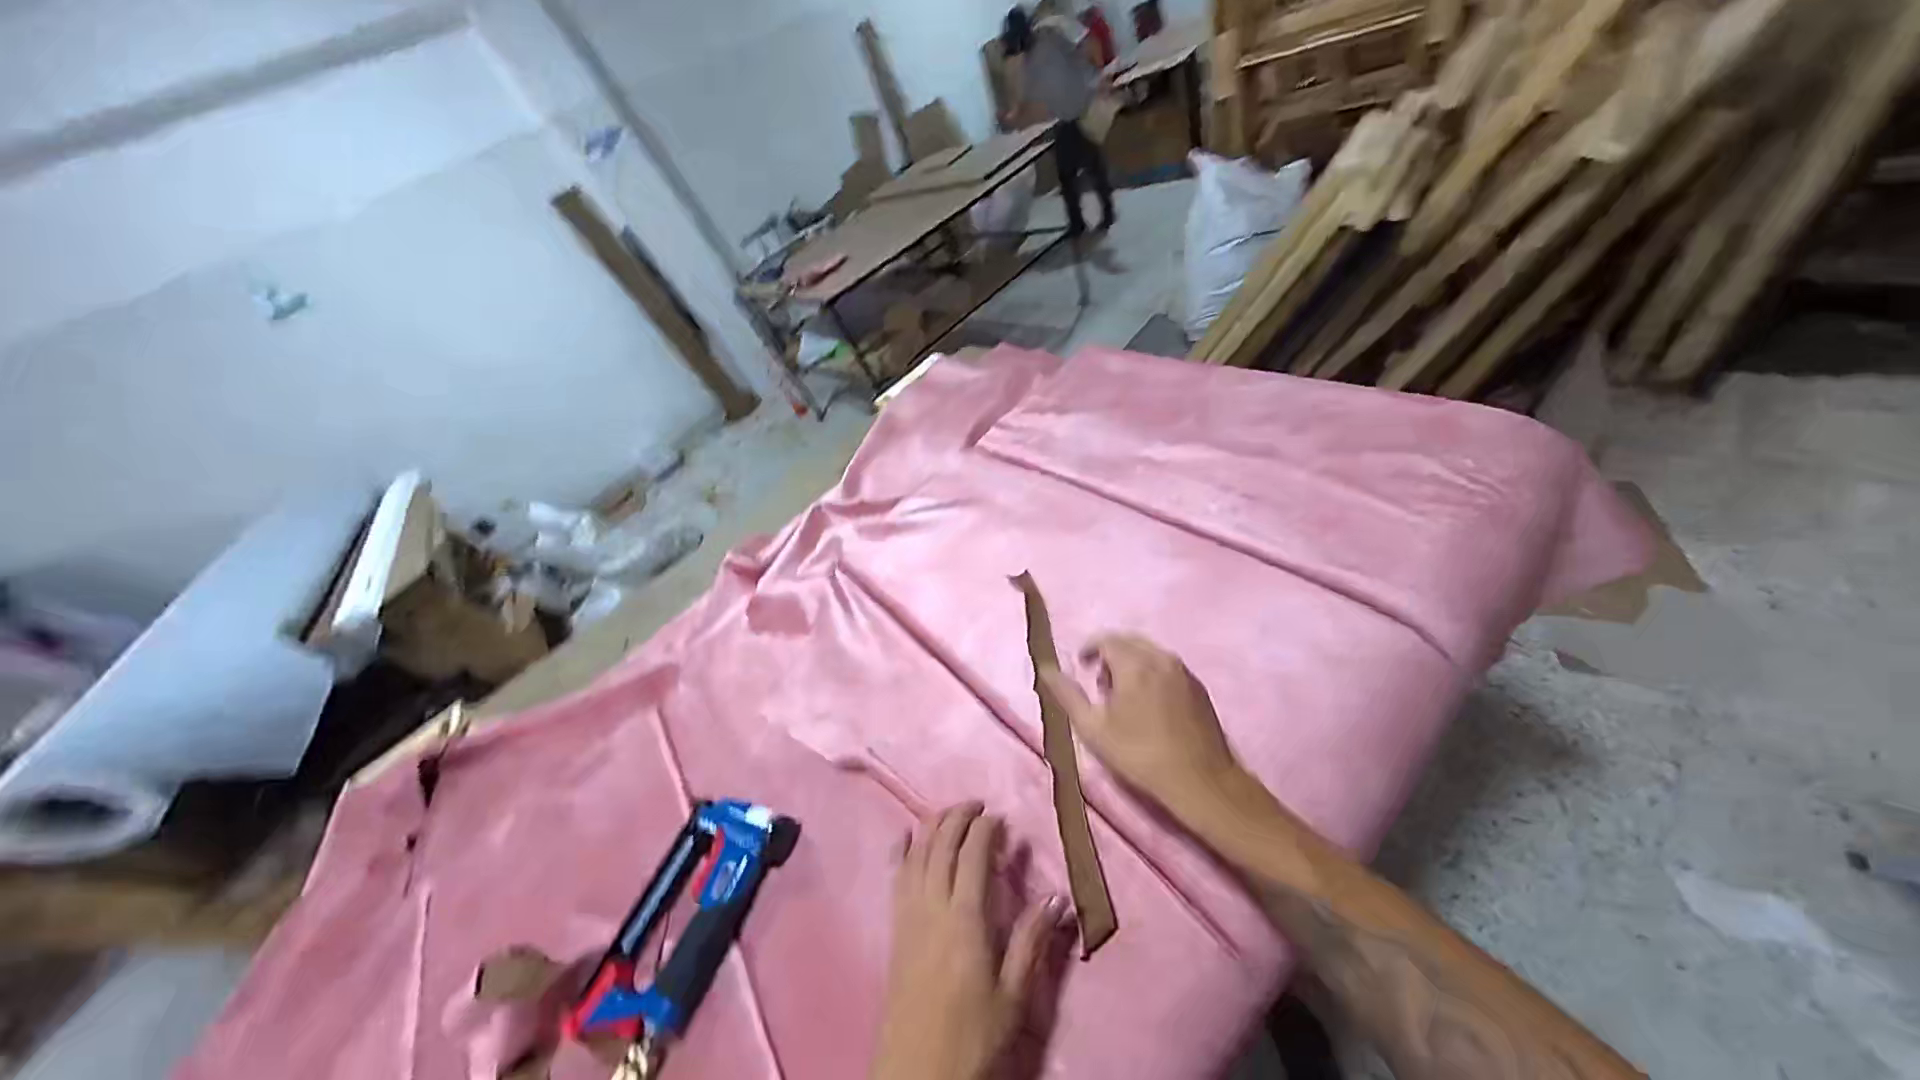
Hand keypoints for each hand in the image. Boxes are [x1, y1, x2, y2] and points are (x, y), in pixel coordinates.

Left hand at [870, 803, 1068, 1079]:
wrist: (916, 1074)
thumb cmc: (972, 1037)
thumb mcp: (1013, 996)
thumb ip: (1032, 941)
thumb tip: (1059, 897)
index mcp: (965, 919)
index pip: (973, 856)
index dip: (985, 829)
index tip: (999, 816)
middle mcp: (932, 906)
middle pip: (940, 845)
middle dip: (957, 817)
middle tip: (977, 805)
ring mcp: (908, 916)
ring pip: (916, 854)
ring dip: (931, 826)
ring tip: (949, 812)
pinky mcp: (895, 930)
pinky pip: (895, 877)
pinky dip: (901, 850)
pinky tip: (903, 837)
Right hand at [1040, 635, 1242, 811]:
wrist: (1199, 779)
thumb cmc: (1140, 754)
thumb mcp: (1094, 728)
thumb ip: (1068, 695)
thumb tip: (1046, 670)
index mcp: (1134, 663)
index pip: (1106, 639)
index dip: (1089, 649)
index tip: (1082, 667)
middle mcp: (1161, 658)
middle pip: (1129, 641)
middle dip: (1110, 655)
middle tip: (1101, 685)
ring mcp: (1184, 671)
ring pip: (1150, 652)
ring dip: (1132, 663)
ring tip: (1124, 696)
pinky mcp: (1199, 686)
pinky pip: (1168, 666)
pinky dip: (1152, 673)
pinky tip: (1150, 704)